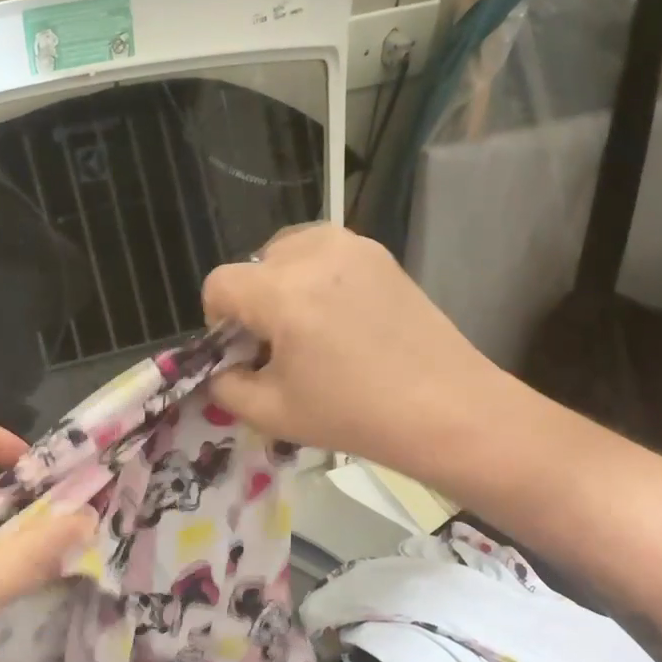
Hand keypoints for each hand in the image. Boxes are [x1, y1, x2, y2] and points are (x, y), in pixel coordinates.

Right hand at [202, 224, 520, 478]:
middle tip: (277, 346)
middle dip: (252, 302)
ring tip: (307, 327)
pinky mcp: (381, 254)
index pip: (219, 284)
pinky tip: (339, 319)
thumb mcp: (272, 413)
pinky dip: (316, 277)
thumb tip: (223, 369)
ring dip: (282, 283)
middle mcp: (314, 253)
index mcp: (282, 292)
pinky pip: (325, 252)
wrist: (444, 408)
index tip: (242, 352)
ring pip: (288, 250)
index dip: (217, 321)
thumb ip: (227, 387)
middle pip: (253, 264)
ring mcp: (353, 246)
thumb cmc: (352, 415)